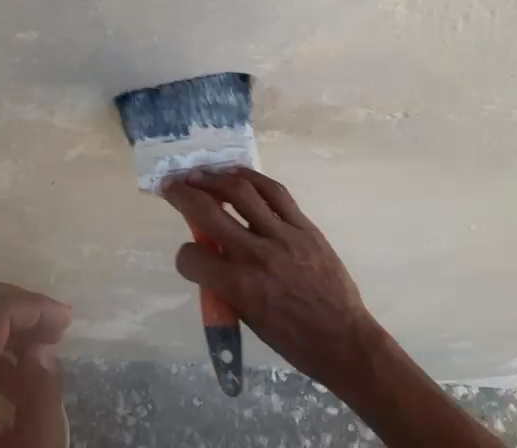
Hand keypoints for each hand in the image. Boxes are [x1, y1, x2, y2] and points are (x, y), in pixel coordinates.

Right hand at [161, 168, 376, 392]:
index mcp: (240, 287)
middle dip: (182, 195)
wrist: (345, 341)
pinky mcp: (306, 228)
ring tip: (199, 174)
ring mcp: (284, 237)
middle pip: (208, 211)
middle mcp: (257, 256)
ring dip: (213, 178)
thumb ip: (224, 282)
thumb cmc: (293, 340)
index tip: (188, 257)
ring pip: (240, 192)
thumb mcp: (247, 317)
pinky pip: (275, 193)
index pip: (192, 258)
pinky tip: (235, 174)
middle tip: (171, 185)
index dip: (184, 257)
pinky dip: (251, 178)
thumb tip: (208, 251)